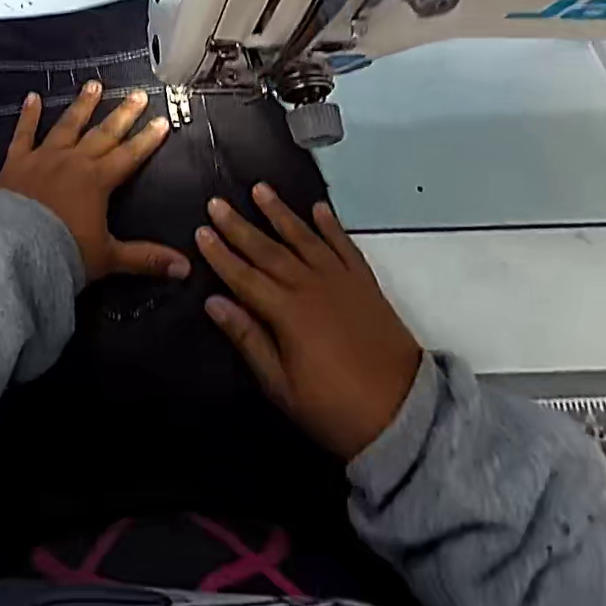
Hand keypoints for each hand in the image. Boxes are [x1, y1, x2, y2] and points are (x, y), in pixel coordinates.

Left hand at [0, 82, 189, 282]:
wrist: (11, 249)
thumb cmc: (61, 253)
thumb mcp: (108, 258)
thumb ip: (145, 258)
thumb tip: (185, 267)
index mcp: (97, 181)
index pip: (130, 156)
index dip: (148, 139)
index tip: (162, 121)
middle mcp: (73, 162)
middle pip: (104, 134)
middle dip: (123, 114)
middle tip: (137, 95)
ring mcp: (43, 158)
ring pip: (67, 125)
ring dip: (82, 105)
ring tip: (94, 85)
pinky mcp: (16, 162)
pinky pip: (23, 134)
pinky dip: (28, 115)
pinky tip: (32, 97)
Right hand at [197, 184, 422, 459]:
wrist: (404, 415)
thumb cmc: (334, 407)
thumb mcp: (281, 385)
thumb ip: (248, 339)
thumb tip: (214, 302)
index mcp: (286, 312)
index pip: (243, 276)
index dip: (220, 254)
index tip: (201, 232)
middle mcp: (310, 286)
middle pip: (268, 250)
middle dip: (239, 225)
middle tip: (218, 203)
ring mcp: (340, 281)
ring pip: (303, 238)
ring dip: (280, 213)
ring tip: (261, 189)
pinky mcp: (365, 283)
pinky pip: (344, 246)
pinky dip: (331, 226)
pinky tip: (319, 209)